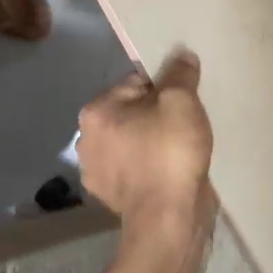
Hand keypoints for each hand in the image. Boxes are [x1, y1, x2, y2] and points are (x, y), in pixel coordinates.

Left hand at [76, 50, 212, 218]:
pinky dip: (151, 163)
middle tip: (186, 121)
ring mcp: (96, 172)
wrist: (168, 217)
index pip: (136, 81)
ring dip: (154, 138)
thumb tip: (181, 55)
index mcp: (96, 112)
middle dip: (158, 113)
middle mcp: (86, 139)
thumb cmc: (170, 151)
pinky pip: (135, 165)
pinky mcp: (111, 196)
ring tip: (182, 146)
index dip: (165, 86)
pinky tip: (172, 168)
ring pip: (134, 139)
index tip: (185, 99)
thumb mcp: (182, 100)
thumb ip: (180, 72)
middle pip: (133, 110)